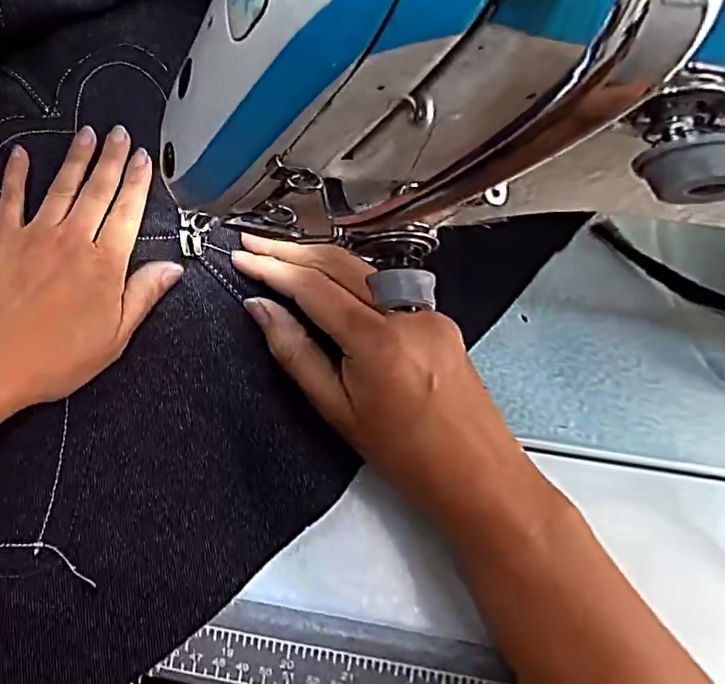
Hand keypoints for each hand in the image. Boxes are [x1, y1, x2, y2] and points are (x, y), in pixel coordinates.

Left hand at [0, 125, 183, 412]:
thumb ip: (143, 295)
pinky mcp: (5, 239)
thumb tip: (172, 268)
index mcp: (104, 263)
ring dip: (77, 157)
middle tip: (120, 133)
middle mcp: (74, 239)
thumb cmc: (53, 356)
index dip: (139, 182)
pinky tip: (21, 154)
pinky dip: (16, 174)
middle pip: (99, 189)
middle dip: (112, 157)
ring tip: (88, 133)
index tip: (144, 160)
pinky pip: (12, 198)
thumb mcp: (113, 336)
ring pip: (63, 186)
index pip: (128, 211)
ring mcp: (38, 234)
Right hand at [231, 235, 528, 525]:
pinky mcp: (437, 316)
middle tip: (254, 244)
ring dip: (316, 257)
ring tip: (280, 254)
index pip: (311, 286)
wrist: (480, 479)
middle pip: (336, 262)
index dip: (271, 268)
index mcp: (379, 341)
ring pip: (360, 266)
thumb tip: (262, 310)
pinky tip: (326, 277)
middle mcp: (407, 315)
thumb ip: (294, 352)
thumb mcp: (336, 410)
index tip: (244, 258)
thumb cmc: (412, 458)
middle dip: (289, 249)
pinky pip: (382, 283)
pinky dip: (347, 274)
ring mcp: (427, 312)